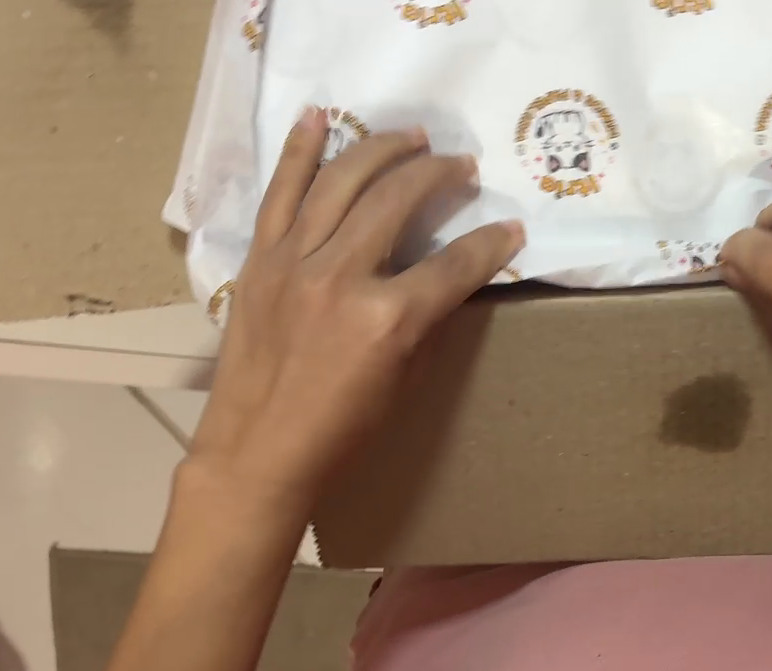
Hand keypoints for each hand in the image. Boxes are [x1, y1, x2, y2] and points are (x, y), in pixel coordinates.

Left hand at [184, 107, 523, 525]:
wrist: (259, 451)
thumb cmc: (342, 434)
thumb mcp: (401, 383)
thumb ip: (423, 325)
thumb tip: (441, 284)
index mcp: (387, 321)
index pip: (454, 266)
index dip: (490, 244)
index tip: (512, 228)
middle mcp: (342, 277)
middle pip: (398, 202)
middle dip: (438, 175)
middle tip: (462, 165)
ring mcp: (294, 261)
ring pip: (343, 181)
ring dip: (383, 149)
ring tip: (412, 134)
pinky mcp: (260, 259)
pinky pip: (282, 191)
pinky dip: (300, 151)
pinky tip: (321, 117)